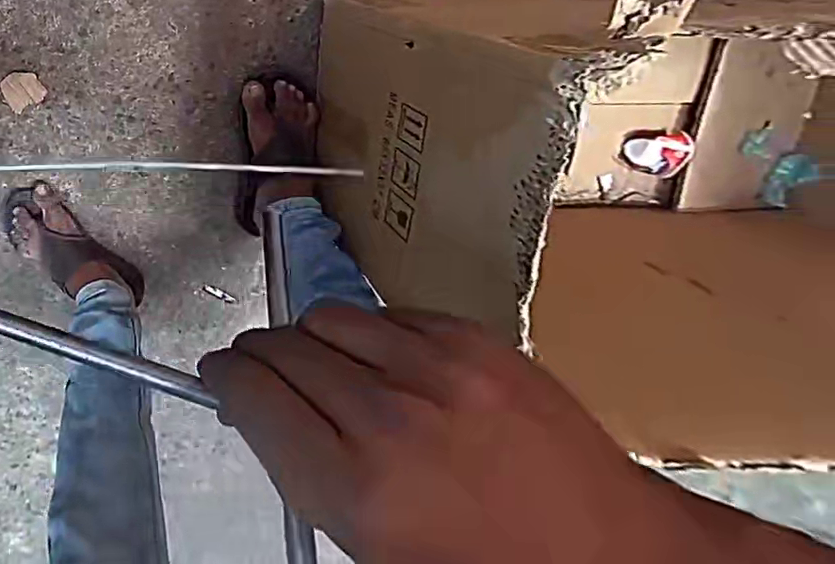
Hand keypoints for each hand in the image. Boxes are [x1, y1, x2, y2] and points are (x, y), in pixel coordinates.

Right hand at [199, 306, 833, 563]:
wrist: (631, 563)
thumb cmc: (480, 562)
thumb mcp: (365, 538)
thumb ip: (295, 461)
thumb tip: (245, 396)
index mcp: (355, 488)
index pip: (246, 388)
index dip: (223, 375)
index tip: (221, 375)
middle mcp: (388, 421)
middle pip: (276, 347)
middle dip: (260, 357)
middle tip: (268, 374)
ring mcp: (437, 373)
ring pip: (320, 318)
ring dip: (312, 340)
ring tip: (334, 369)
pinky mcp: (474, 340)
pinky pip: (380, 312)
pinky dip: (371, 334)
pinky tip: (393, 367)